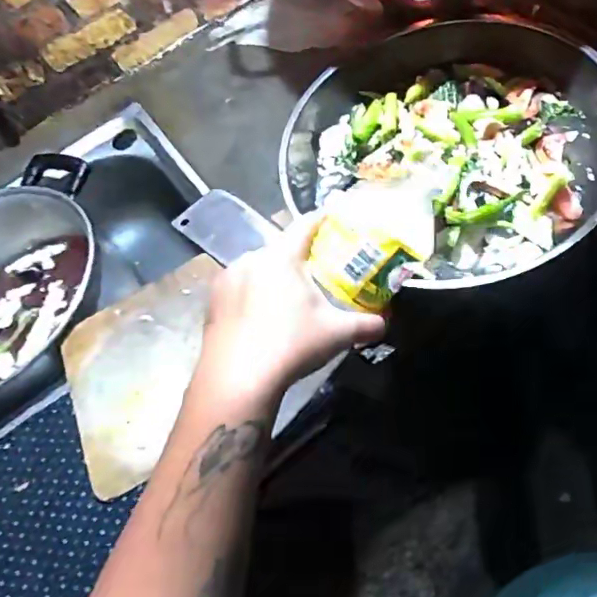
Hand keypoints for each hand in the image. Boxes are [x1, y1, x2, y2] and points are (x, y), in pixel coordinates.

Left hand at [196, 212, 385, 400]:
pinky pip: (240, 289)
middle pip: (280, 249)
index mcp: (280, 257)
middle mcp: (249, 260)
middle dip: (300, 256)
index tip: (334, 214)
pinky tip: (266, 318)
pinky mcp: (211, 304)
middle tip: (319, 269)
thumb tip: (385, 324)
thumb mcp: (338, 334)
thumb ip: (367, 324)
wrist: (236, 381)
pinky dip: (256, 296)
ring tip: (292, 298)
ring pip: (258, 269)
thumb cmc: (291, 345)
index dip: (322, 218)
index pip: (304, 226)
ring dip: (275, 277)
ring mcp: (226, 281)